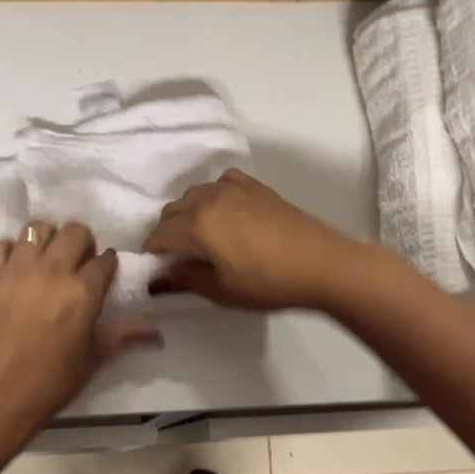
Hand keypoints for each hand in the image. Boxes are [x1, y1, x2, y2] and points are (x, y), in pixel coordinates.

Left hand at [0, 222, 158, 443]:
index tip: (103, 275)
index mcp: (83, 293)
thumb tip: (158, 333)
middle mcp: (52, 272)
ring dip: (47, 239)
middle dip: (82, 242)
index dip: (106, 266)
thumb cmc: (50, 383)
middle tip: (78, 264)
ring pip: (37, 228)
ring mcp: (16, 271)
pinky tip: (16, 268)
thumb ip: (123, 336)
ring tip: (47, 261)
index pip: (104, 261)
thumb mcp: (92, 359)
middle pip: (74, 232)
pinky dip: (10, 250)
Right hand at [144, 170, 376, 310]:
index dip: (151, 254)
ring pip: (194, 194)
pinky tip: (222, 214)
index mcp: (197, 225)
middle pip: (172, 210)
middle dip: (166, 233)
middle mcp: (209, 198)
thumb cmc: (268, 284)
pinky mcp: (255, 186)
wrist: (323, 264)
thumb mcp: (221, 290)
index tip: (154, 271)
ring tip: (196, 238)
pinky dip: (211, 197)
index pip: (159, 235)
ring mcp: (234, 187)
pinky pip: (219, 183)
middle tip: (174, 259)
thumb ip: (185, 279)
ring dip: (186, 213)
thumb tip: (158, 278)